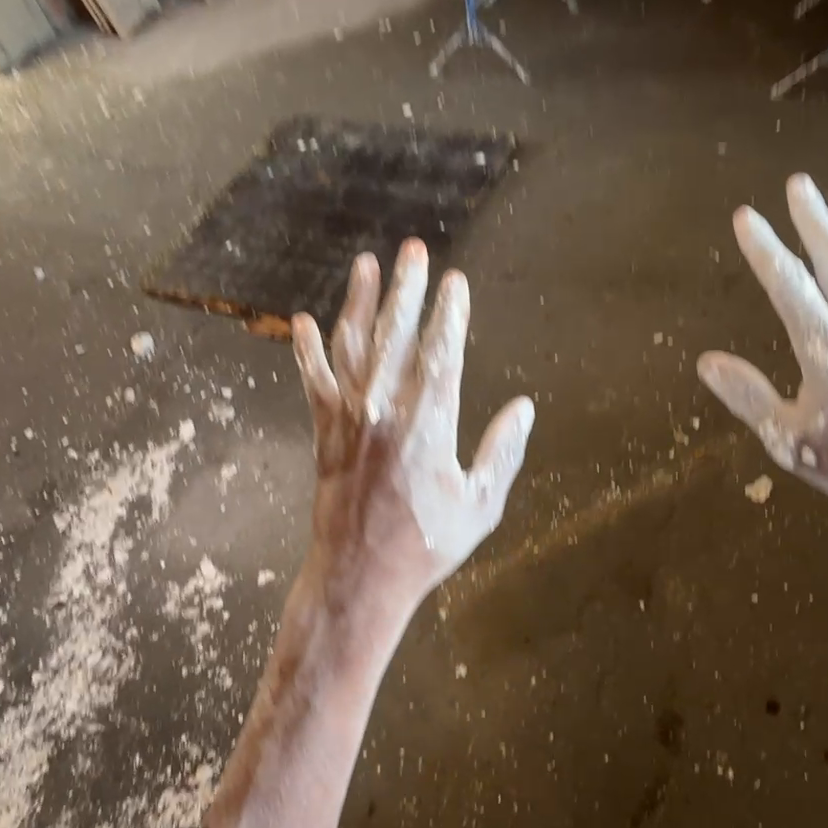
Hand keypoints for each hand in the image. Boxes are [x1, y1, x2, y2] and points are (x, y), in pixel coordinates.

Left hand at [291, 241, 536, 609]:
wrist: (358, 578)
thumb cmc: (426, 545)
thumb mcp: (480, 506)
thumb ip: (502, 453)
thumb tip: (525, 408)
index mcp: (429, 427)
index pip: (442, 355)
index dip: (449, 315)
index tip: (454, 281)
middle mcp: (386, 413)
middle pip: (396, 337)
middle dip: (407, 289)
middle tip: (413, 249)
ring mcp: (350, 420)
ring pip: (353, 349)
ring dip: (359, 304)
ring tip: (366, 264)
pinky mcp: (324, 434)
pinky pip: (314, 383)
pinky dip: (307, 352)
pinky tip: (302, 322)